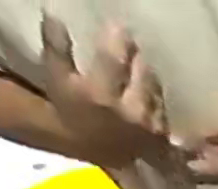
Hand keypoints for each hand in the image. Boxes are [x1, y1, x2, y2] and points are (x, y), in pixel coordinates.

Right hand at [40, 17, 169, 168]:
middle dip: (136, 55)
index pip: (115, 58)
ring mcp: (150, 126)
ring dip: (148, 72)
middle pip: (143, 72)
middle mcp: (131, 111)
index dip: (119, 39)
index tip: (119, 25)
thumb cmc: (70, 107)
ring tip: (139, 62)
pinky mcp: (163, 135)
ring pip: (156, 87)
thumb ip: (56, 45)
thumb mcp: (56, 75)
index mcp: (101, 94)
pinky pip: (163, 105)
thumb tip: (55, 13)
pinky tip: (148, 83)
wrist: (91, 146)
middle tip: (131, 42)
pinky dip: (155, 92)